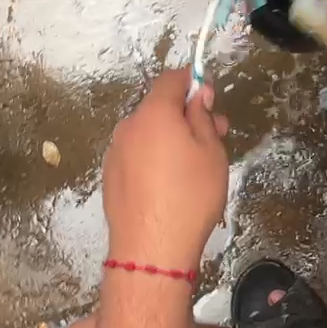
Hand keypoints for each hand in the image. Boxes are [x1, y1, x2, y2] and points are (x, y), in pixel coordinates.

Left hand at [102, 69, 230, 274]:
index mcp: (154, 113)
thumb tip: (197, 94)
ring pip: (147, 133)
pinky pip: (137, 155)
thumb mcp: (211, 153)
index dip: (193, 82)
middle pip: (158, 107)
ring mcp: (115, 153)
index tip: (212, 101)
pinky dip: (154, 158)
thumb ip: (202, 117)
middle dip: (186, 115)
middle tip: (216, 136)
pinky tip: (170, 185)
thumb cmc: (190, 196)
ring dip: (170, 138)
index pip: (171, 79)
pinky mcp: (110, 177)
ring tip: (194, 167)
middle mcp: (128, 127)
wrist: (151, 248)